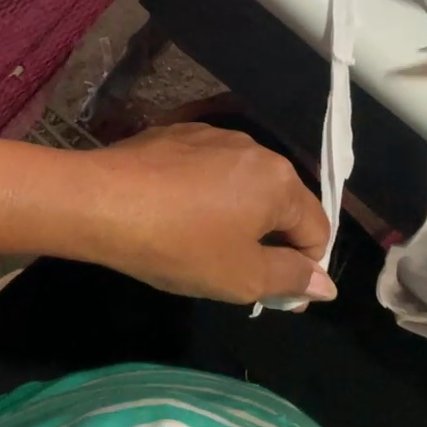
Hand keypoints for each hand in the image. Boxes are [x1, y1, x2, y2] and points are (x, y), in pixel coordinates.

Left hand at [75, 123, 336, 305]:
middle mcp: (252, 147)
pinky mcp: (174, 132)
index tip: (271, 294)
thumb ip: (291, 278)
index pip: (316, 229)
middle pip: (280, 201)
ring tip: (198, 241)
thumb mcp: (241, 277)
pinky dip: (202, 191)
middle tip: (231, 271)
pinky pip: (205, 168)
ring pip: (241, 183)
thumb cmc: (178, 244)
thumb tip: (326, 283)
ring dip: (234, 213)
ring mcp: (210, 134)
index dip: (303, 268)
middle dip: (267, 239)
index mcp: (279, 180)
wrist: (101, 201)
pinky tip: (173, 211)